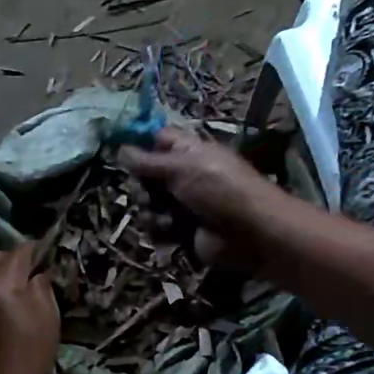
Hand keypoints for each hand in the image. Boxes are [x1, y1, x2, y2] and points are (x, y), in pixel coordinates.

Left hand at [0, 243, 59, 373]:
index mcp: (3, 284)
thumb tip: (39, 269)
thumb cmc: (32, 352)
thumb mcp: (48, 314)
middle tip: (35, 263)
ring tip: (21, 278)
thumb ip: (41, 284)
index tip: (49, 249)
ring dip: (2, 267)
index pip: (19, 251)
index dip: (36, 248)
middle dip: (15, 255)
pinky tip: (7, 293)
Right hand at [117, 128, 296, 268]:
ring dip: (150, 211)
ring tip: (165, 218)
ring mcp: (184, 204)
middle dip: (142, 186)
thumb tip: (120, 148)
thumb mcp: (184, 167)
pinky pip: (158, 227)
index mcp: (190, 151)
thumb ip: (149, 160)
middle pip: (147, 175)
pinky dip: (160, 230)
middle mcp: (186, 175)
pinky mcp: (184, 230)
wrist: (253, 234)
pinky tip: (171, 233)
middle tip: (148, 194)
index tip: (121, 154)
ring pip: (149, 204)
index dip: (140, 145)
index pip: (158, 140)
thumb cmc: (220, 190)